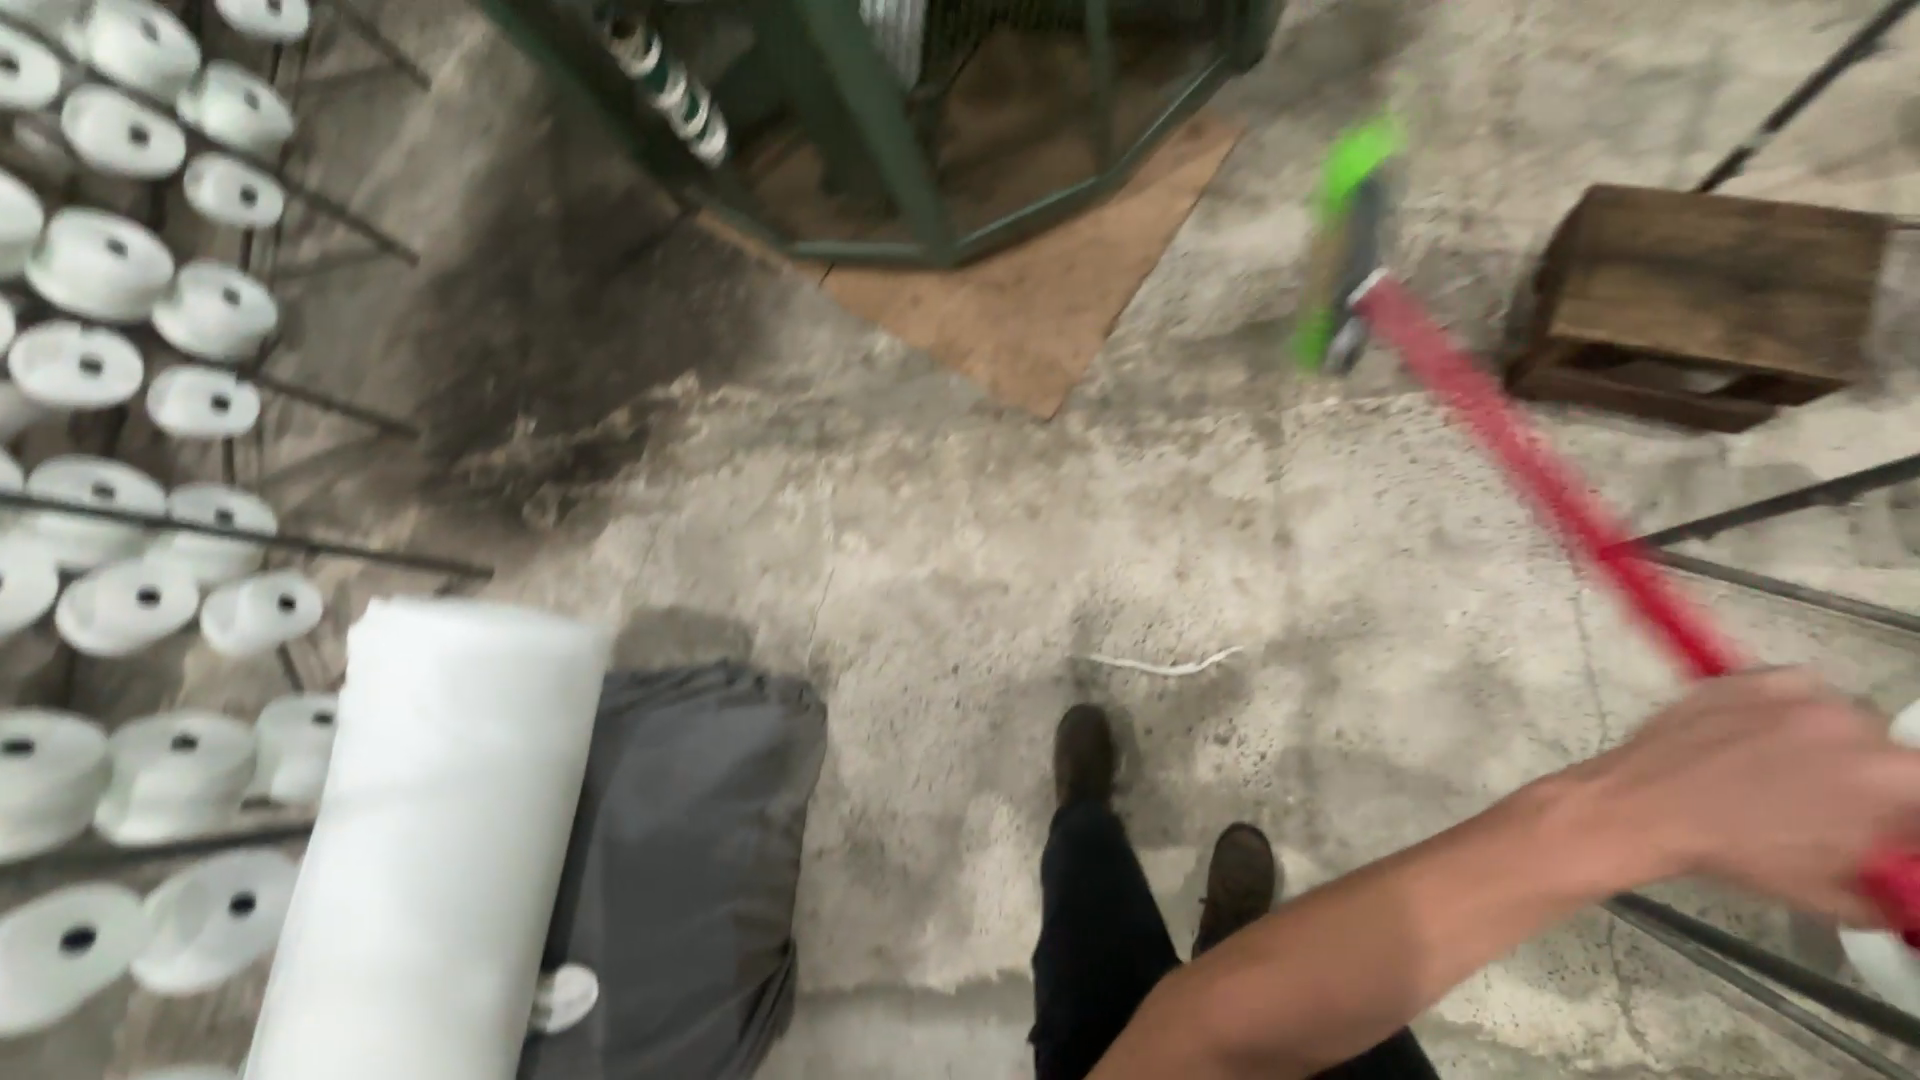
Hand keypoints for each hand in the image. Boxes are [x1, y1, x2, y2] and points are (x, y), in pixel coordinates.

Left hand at [1573, 667, 1919, 923]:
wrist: (1640, 807)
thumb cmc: (1733, 852)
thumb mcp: (1839, 890)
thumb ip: (1896, 886)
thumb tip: (1904, 883)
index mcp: (1892, 778)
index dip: (1908, 814)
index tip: (1891, 830)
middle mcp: (1850, 725)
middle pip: (1889, 754)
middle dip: (1873, 781)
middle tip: (1836, 806)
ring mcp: (1790, 696)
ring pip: (1842, 719)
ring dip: (1830, 744)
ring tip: (1787, 771)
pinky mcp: (1741, 680)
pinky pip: (1789, 686)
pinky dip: (1787, 707)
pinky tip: (1763, 734)